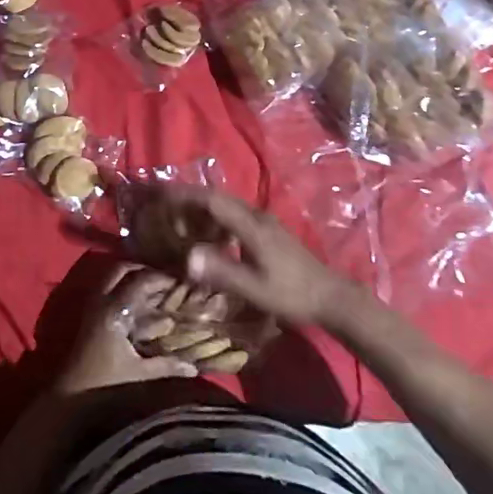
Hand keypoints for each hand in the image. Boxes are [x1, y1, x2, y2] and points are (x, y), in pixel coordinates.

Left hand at [54, 264, 200, 394]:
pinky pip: (107, 286)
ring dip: (131, 274)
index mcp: (113, 310)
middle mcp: (101, 299)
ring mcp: (92, 303)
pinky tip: (138, 299)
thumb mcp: (138, 372)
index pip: (139, 281)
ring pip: (111, 275)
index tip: (179, 279)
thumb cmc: (105, 381)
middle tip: (164, 277)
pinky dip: (122, 284)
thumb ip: (167, 366)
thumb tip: (194, 366)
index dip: (160, 277)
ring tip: (154, 285)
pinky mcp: (89, 310)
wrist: (71, 391)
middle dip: (143, 268)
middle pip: (121, 268)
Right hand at [169, 188, 356, 325]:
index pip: (211, 200)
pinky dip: (214, 217)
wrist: (332, 298)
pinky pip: (233, 213)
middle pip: (216, 197)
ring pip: (225, 204)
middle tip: (163, 205)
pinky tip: (209, 235)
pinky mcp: (267, 229)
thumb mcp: (254, 288)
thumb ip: (221, 271)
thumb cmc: (292, 294)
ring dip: (201, 207)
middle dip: (187, 198)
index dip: (184, 195)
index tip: (160, 195)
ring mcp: (263, 221)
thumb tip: (186, 256)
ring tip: (180, 220)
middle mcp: (256, 215)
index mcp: (251, 225)